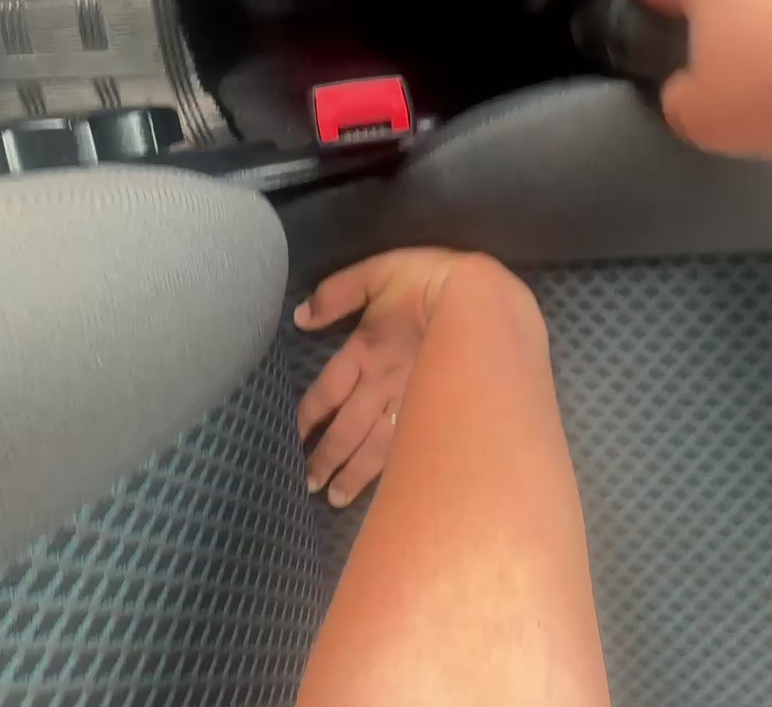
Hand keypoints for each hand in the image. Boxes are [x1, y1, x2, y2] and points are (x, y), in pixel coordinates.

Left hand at [293, 248, 468, 507]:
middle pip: (345, 430)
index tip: (292, 439)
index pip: (325, 393)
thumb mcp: (376, 272)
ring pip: (373, 447)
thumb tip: (300, 318)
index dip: (305, 418)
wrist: (478, 297)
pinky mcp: (434, 407)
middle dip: (324, 458)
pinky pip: (407, 447)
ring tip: (335, 500)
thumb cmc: (426, 279)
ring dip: (352, 474)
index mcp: (363, 351)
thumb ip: (336, 293)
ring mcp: (409, 399)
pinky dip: (389, 471)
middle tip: (308, 485)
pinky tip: (382, 488)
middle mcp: (381, 383)